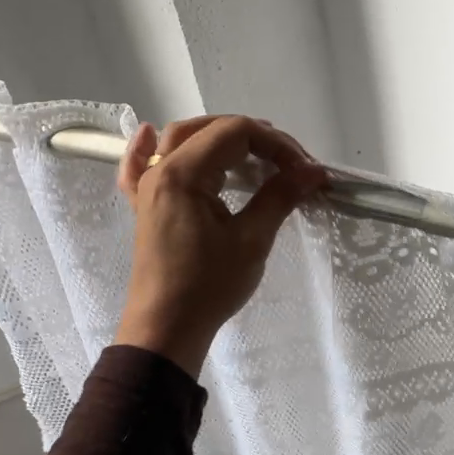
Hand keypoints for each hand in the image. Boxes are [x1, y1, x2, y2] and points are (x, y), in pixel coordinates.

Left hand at [113, 115, 327, 374]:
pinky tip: (153, 135)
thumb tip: (312, 172)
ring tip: (254, 152)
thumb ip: (280, 197)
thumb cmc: (210, 284)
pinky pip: (141, 164)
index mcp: (184, 173)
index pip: (235, 132)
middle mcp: (160, 169)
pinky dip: (150, 147)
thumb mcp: (253, 239)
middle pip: (208, 129)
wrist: (167, 326)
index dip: (277, 144)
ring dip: (219, 138)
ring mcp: (147, 186)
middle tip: (291, 164)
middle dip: (255, 138)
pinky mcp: (145, 206)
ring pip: (180, 140)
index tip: (306, 171)